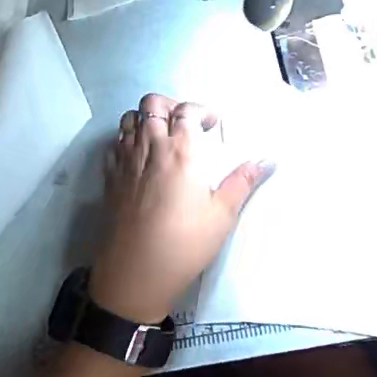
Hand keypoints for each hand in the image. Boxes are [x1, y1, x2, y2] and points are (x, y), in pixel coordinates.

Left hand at [88, 93, 269, 325]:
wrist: (136, 273)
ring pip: (129, 119)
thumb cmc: (185, 244)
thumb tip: (268, 160)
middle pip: (152, 103)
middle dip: (171, 106)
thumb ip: (243, 182)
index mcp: (182, 150)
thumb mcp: (223, 215)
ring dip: (147, 119)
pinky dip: (127, 140)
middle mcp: (150, 147)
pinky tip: (140, 158)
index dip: (201, 111)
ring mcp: (125, 161)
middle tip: (186, 125)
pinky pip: (115, 144)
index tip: (213, 126)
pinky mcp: (109, 178)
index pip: (187, 110)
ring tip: (163, 138)